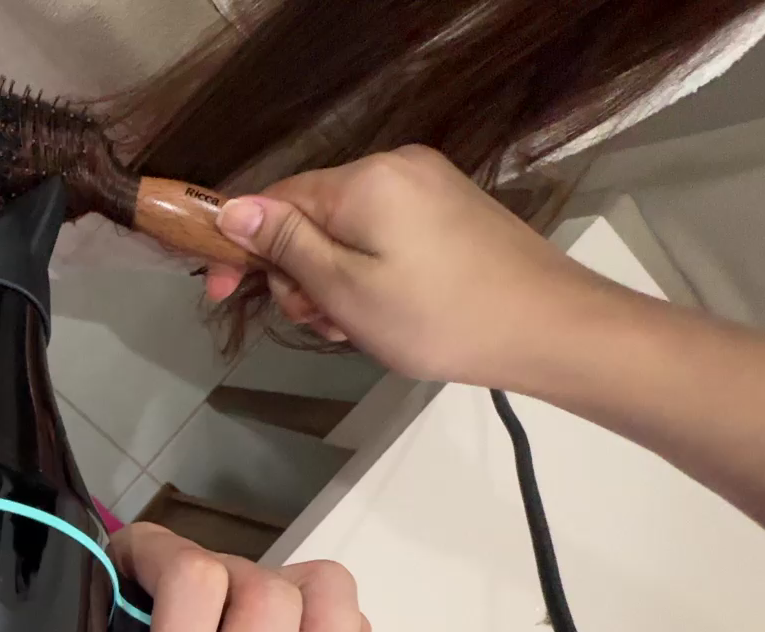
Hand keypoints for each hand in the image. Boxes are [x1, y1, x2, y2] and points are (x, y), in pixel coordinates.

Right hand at [203, 145, 621, 389]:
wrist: (547, 329)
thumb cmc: (431, 315)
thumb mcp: (341, 285)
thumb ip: (283, 243)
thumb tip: (229, 209)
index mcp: (365, 181)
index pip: (273, 201)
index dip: (238, 246)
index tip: (217, 294)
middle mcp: (393, 169)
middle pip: (304, 219)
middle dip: (293, 273)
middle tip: (315, 319)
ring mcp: (422, 189)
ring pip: (335, 235)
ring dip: (324, 283)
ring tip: (346, 323)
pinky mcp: (441, 212)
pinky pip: (371, 239)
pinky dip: (357, 275)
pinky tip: (371, 310)